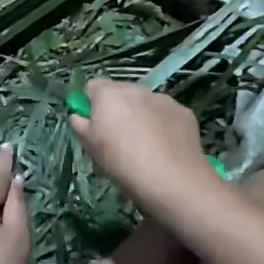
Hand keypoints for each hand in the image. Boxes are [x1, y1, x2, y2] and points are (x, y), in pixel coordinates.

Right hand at [69, 79, 213, 213]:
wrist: (170, 177)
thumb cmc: (121, 161)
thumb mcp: (90, 146)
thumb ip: (81, 125)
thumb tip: (80, 116)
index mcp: (108, 94)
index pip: (92, 86)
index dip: (90, 103)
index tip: (93, 123)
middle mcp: (136, 89)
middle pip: (120, 91)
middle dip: (117, 107)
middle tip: (117, 135)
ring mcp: (162, 99)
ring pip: (144, 102)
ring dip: (140, 114)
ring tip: (143, 143)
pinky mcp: (183, 112)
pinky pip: (165, 113)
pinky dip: (162, 124)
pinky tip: (163, 146)